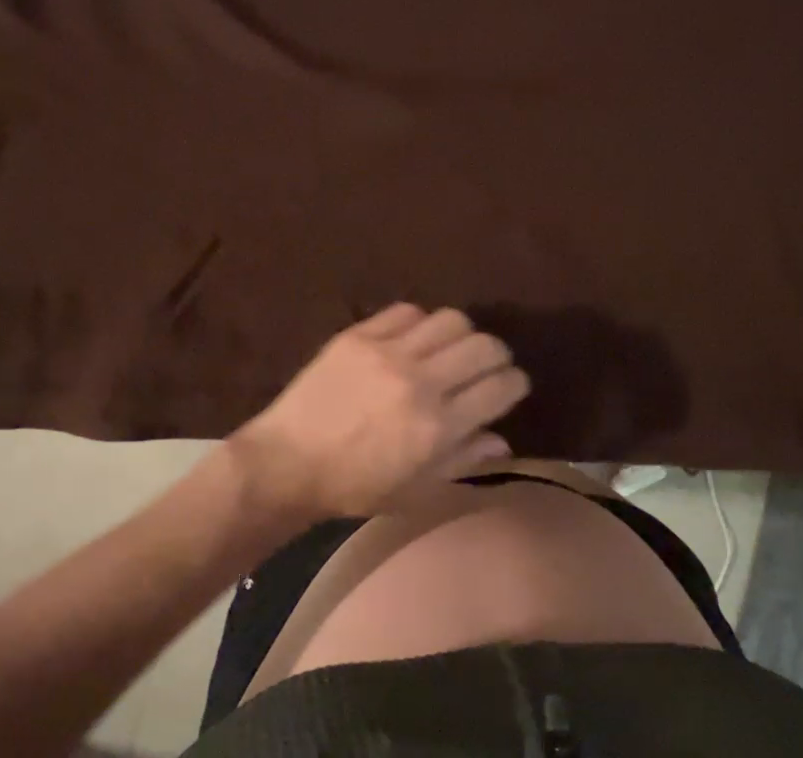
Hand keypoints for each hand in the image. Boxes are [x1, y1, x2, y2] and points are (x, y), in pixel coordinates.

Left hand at [229, 304, 530, 517]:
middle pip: (484, 346)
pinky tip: (412, 341)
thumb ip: (463, 460)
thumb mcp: (416, 489)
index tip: (510, 387)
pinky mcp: (360, 336)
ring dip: (460, 335)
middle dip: (496, 356)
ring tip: (449, 349)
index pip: (502, 386)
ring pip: (451, 320)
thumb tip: (503, 441)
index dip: (515, 383)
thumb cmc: (355, 487)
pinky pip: (407, 311)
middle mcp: (421, 383)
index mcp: (438, 426)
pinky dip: (419, 324)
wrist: (287, 464)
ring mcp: (389, 354)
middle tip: (486, 367)